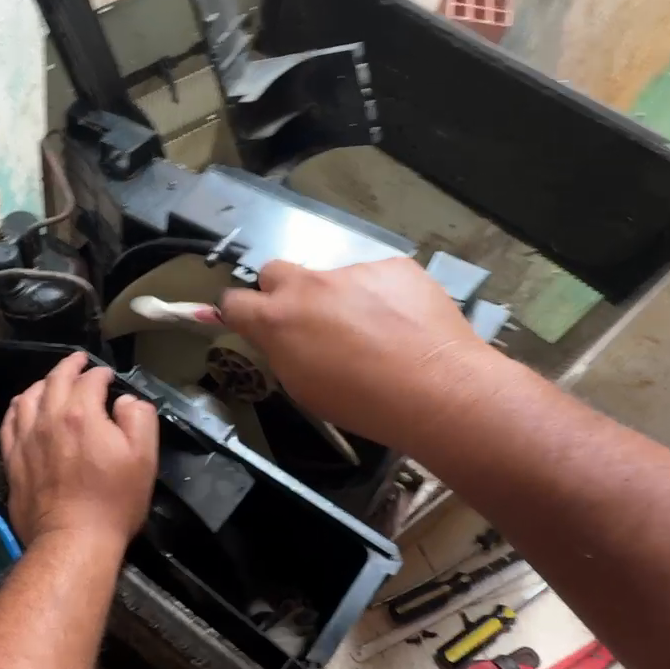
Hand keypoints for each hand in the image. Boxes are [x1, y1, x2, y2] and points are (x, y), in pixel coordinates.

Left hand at [0, 352, 158, 551]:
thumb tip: (124, 400)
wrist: (73, 539)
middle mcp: (48, 418)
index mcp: (82, 413)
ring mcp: (26, 438)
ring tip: (51, 381)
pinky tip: (21, 406)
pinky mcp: (12, 459)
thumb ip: (139, 418)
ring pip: (28, 397)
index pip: (89, 380)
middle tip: (78, 360)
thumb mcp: (144, 457)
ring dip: (42, 383)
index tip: (108, 376)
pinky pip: (9, 422)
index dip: (100, 373)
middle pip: (55, 380)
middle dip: (69, 366)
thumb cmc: (114, 500)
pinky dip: (17, 407)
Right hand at [217, 258, 517, 449]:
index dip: (240, 312)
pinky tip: (402, 323)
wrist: (436, 389)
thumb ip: (280, 350)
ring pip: (332, 278)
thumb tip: (276, 336)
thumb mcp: (301, 386)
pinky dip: (381, 295)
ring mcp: (351, 271)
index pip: (233, 300)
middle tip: (308, 321)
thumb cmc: (362, 402)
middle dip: (282, 292)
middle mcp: (307, 286)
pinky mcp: (392, 266)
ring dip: (341, 298)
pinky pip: (375, 276)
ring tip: (373, 332)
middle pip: (274, 271)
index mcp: (277, 319)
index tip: (250, 322)